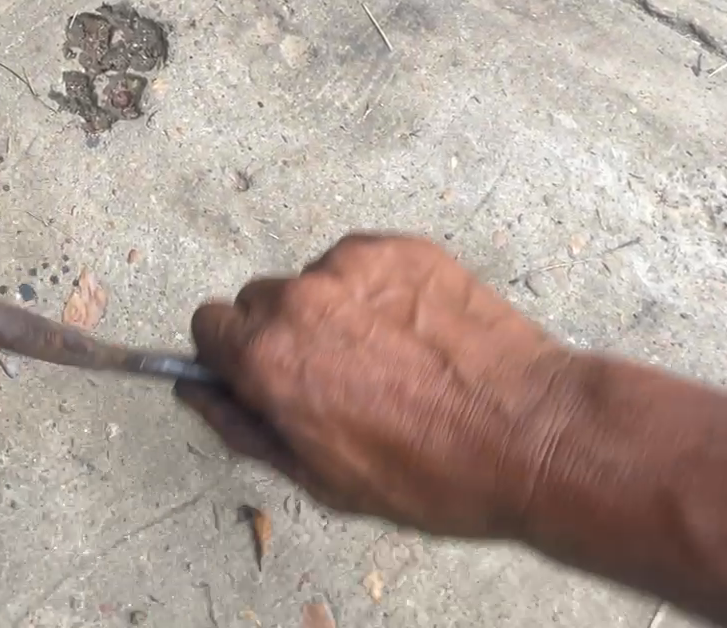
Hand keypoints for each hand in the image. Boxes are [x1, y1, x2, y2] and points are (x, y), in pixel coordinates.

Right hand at [176, 234, 577, 538]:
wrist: (535, 434)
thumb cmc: (429, 473)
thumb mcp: (321, 478)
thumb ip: (241, 428)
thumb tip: (192, 391)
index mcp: (266, 357)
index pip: (207, 322)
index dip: (230, 350)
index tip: (260, 370)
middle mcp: (294, 300)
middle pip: (256, 299)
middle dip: (279, 330)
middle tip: (334, 369)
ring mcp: (345, 266)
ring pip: (309, 280)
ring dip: (328, 308)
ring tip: (388, 352)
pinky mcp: (391, 247)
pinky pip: (357, 262)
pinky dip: (372, 288)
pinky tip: (413, 328)